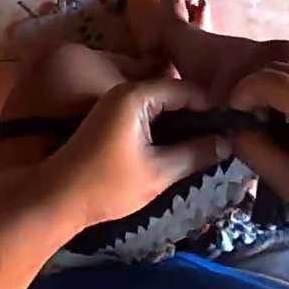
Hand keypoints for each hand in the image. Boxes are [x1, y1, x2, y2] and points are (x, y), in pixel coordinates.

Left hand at [38, 79, 228, 228]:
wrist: (54, 200)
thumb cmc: (107, 185)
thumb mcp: (159, 172)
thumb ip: (195, 153)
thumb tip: (226, 142)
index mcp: (137, 94)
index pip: (187, 89)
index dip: (213, 106)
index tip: (233, 126)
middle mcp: (125, 90)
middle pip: (174, 92)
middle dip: (198, 114)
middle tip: (223, 137)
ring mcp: (115, 102)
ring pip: (160, 103)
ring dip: (181, 120)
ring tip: (205, 143)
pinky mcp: (109, 117)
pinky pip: (146, 111)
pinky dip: (164, 124)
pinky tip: (178, 145)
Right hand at [227, 62, 288, 254]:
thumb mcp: (288, 181)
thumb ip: (254, 149)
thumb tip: (232, 129)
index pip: (269, 79)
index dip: (242, 93)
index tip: (228, 117)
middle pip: (282, 70)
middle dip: (255, 88)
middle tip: (243, 121)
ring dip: (273, 91)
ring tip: (263, 126)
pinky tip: (286, 129)